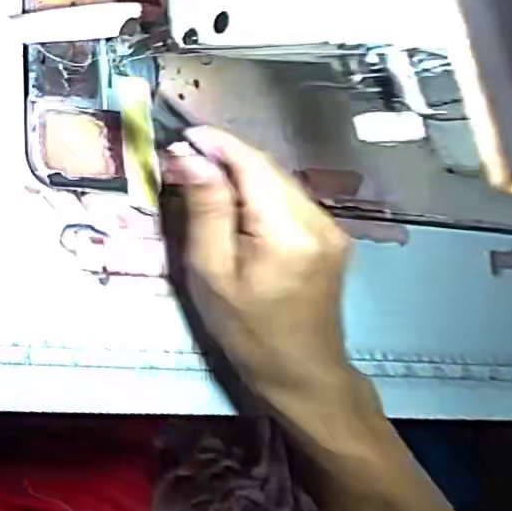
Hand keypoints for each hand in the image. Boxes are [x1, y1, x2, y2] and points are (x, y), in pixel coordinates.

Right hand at [161, 126, 358, 421]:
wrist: (302, 374)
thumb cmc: (247, 330)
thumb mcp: (211, 272)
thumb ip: (204, 209)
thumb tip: (188, 156)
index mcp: (288, 231)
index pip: (251, 164)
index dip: (216, 143)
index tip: (181, 136)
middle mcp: (318, 219)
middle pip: (265, 167)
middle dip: (223, 155)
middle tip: (181, 159)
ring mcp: (330, 226)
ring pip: (275, 177)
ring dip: (237, 170)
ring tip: (200, 178)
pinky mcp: (328, 233)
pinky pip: (285, 195)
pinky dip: (254, 188)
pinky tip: (231, 201)